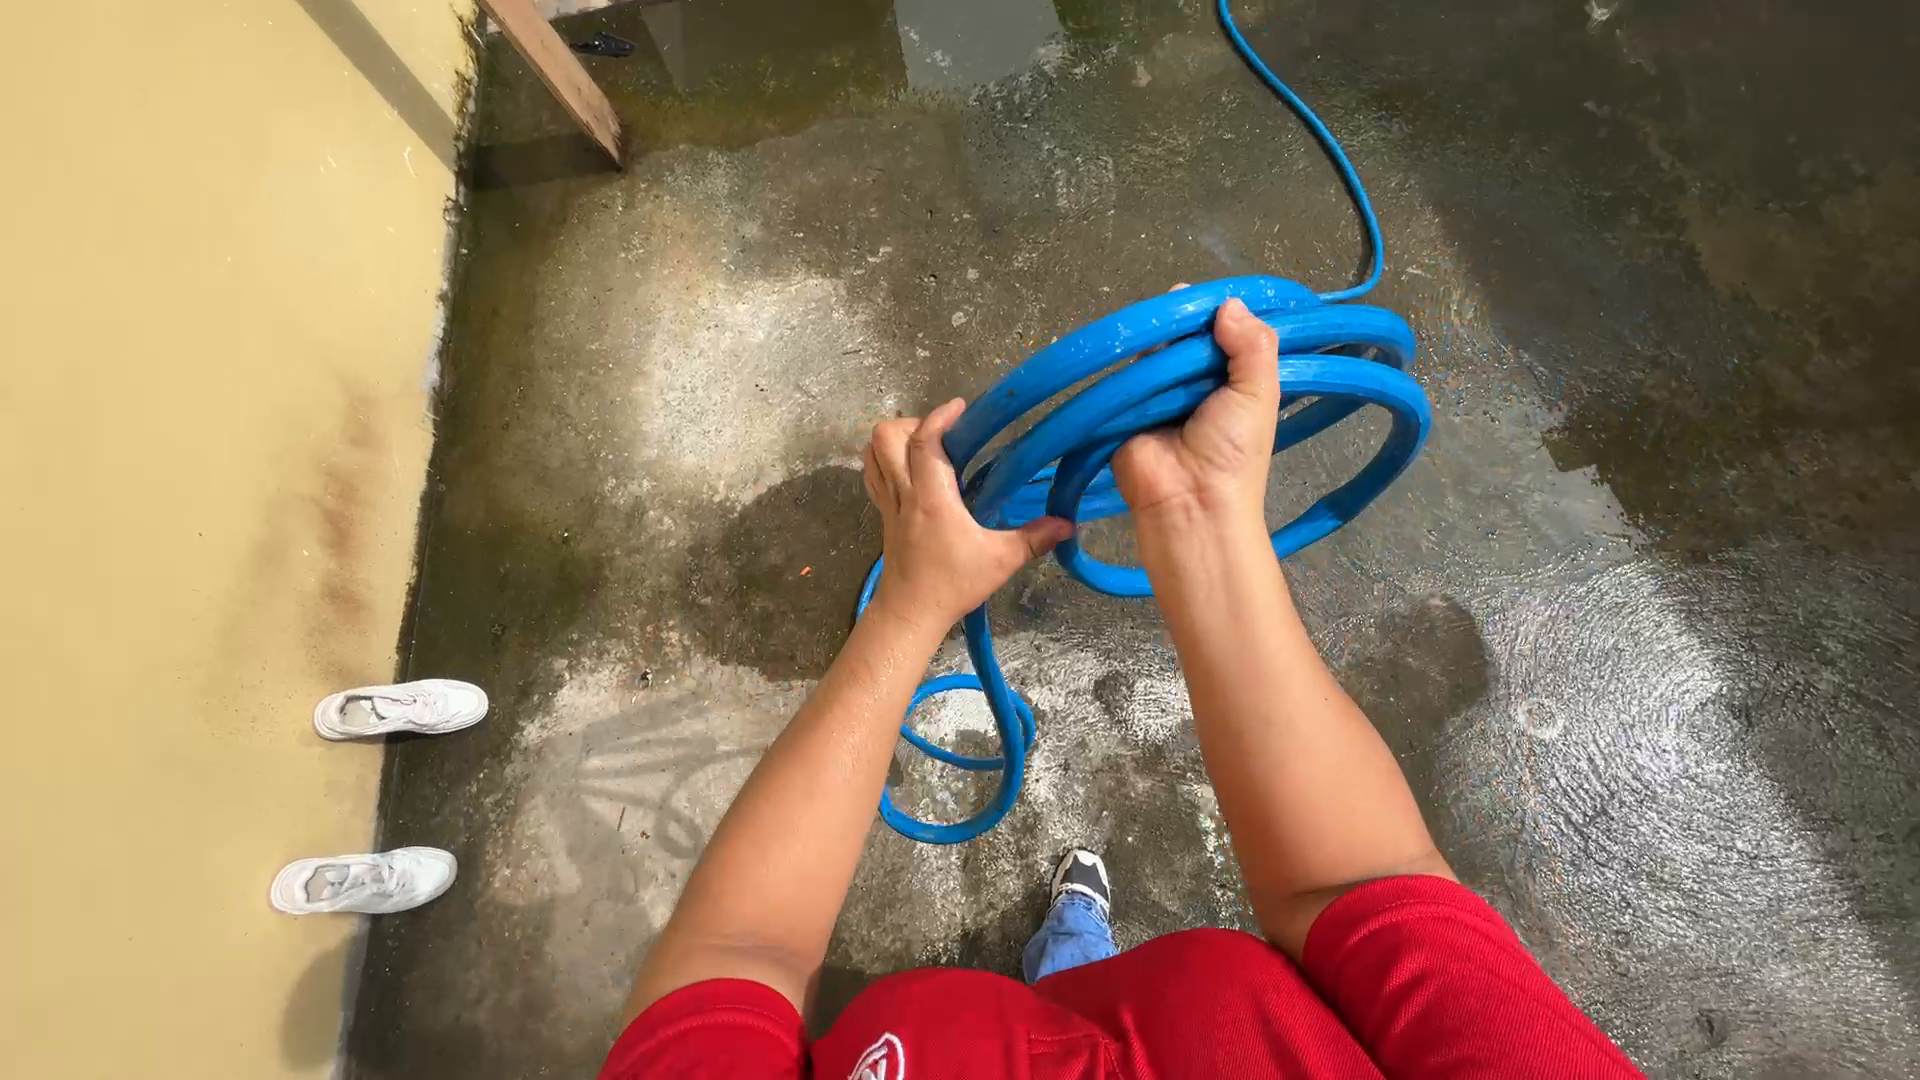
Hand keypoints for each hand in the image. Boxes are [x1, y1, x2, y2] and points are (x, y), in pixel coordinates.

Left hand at [863, 399, 1073, 636]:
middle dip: (912, 423)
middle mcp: (904, 493)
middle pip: (887, 438)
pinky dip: (884, 460)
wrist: (910, 613)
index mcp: (932, 497)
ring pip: (872, 453)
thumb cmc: (953, 584)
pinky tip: (909, 468)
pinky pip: (873, 474)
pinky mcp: (883, 515)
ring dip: (894, 440)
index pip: (925, 442)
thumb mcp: (1000, 561)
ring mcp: (889, 503)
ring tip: (925, 445)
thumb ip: (1035, 539)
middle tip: (943, 433)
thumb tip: (1068, 523)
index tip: (960, 407)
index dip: (940, 416)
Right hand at [1112, 297, 1280, 526]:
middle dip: (1178, 320)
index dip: (1216, 311)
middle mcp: (1191, 384)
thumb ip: (1253, 345)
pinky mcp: (1122, 408)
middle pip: (1182, 338)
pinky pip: (1121, 376)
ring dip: (1150, 337)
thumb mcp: (1259, 393)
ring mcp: (1154, 395)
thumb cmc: (1232, 450)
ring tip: (1149, 319)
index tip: (1209, 292)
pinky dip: (1122, 360)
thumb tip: (1227, 303)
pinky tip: (1122, 340)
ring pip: (1150, 352)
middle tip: (1174, 297)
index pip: (1222, 333)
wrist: (1189, 501)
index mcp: (1229, 380)